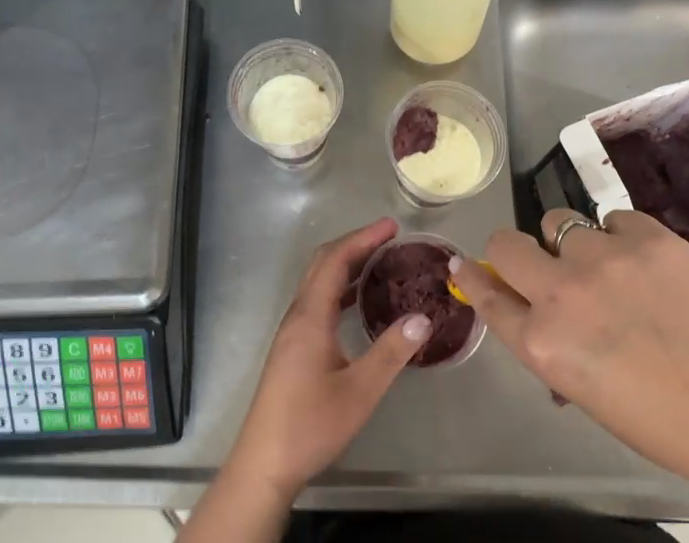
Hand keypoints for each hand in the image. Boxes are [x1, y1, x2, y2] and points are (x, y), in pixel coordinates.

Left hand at [224, 217, 432, 494]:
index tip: (392, 226)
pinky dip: (339, 289)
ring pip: (318, 283)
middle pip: (322, 264)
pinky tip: (359, 303)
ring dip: (346, 266)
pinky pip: (317, 302)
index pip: (335, 261)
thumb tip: (422, 318)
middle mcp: (297, 316)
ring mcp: (292, 332)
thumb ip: (391, 352)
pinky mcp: (293, 348)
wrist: (265, 462)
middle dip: (355, 245)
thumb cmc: (310, 425)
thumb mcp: (359, 391)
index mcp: (310, 317)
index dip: (363, 238)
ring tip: (380, 262)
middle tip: (389, 238)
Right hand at [451, 208, 688, 466]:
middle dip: (512, 252)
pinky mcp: (649, 236)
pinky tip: (644, 264)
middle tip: (539, 263)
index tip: (465, 265)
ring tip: (608, 268)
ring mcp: (605, 257)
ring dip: (572, 243)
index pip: (486, 296)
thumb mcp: (584, 391)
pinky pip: (613, 218)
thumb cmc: (661, 422)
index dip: (474, 278)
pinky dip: (620, 236)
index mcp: (541, 342)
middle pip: (505, 244)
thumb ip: (549, 344)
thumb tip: (535, 312)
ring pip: (560, 222)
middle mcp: (562, 292)